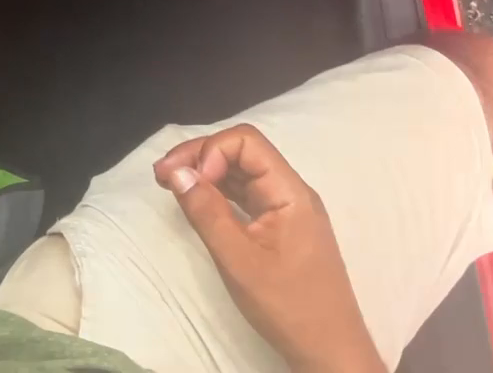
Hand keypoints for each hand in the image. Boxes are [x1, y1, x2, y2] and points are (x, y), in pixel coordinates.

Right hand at [153, 124, 385, 372]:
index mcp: (290, 193)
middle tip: (161, 175)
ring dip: (203, 171)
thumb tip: (175, 170)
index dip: (210, 151)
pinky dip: (214, 190)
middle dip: (198, 156)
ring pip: (238, 170)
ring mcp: (285, 209)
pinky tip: (194, 199)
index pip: (246, 142)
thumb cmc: (288, 307)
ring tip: (169, 183)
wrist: (331, 357)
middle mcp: (289, 192)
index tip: (188, 179)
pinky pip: (242, 193)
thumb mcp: (238, 260)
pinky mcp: (278, 225)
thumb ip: (206, 211)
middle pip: (239, 151)